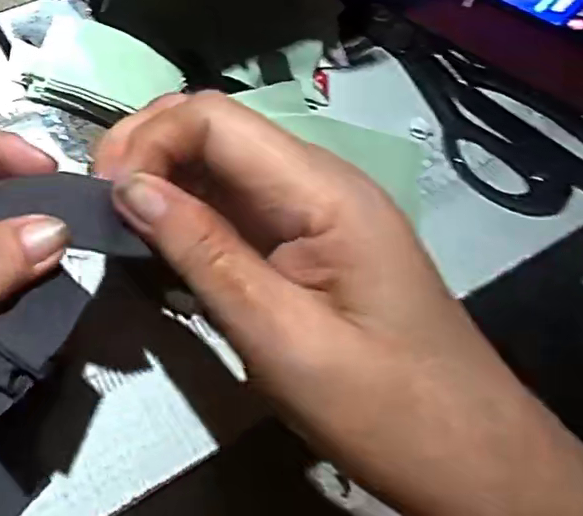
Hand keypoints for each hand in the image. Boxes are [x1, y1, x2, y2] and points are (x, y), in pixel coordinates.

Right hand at [95, 92, 582, 515]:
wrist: (480, 465)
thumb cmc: (390, 410)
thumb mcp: (284, 342)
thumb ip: (204, 256)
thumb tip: (128, 189)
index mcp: (319, 188)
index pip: (215, 117)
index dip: (150, 138)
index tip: (107, 192)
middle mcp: (313, 176)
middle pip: (213, 123)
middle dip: (147, 144)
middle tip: (102, 197)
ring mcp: (308, 202)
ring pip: (216, 154)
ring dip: (161, 172)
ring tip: (117, 214)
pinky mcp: (301, 232)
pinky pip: (229, 195)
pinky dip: (184, 204)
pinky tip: (157, 236)